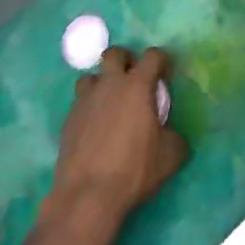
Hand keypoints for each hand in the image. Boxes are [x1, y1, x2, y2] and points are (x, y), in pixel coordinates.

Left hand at [49, 46, 186, 227]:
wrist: (89, 191)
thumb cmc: (134, 169)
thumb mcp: (170, 157)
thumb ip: (175, 138)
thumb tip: (172, 134)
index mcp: (137, 86)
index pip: (152, 56)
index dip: (161, 60)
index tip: (165, 71)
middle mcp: (109, 84)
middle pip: (114, 53)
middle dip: (126, 59)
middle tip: (133, 77)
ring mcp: (85, 98)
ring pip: (92, 75)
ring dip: (103, 82)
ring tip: (111, 102)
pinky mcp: (69, 116)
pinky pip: (81, 101)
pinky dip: (90, 106)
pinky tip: (96, 126)